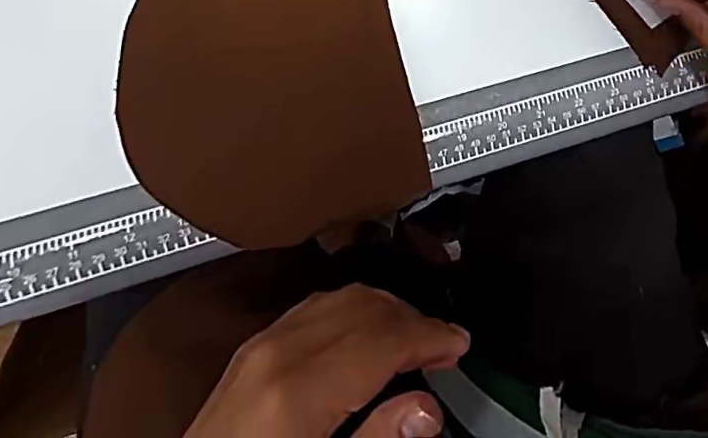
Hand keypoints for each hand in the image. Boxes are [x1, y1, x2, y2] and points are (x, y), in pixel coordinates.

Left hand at [186, 284, 468, 437]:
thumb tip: (424, 410)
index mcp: (296, 391)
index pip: (381, 338)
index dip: (428, 336)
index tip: (456, 344)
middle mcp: (277, 354)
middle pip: (363, 307)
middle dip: (411, 318)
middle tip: (442, 344)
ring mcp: (260, 346)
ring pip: (340, 297)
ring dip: (384, 308)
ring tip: (412, 336)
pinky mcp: (250, 350)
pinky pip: (314, 307)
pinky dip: (351, 309)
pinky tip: (365, 331)